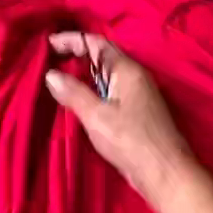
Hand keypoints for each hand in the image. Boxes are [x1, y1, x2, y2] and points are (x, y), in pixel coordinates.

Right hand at [43, 31, 206, 208]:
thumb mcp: (97, 116)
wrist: (165, 172)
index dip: (71, 40)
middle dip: (75, 55)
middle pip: (102, 57)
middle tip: (49, 60)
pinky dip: (93, 91)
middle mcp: (135, 76)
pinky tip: (80, 102)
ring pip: (106, 76)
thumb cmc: (131, 141)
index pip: (96, 43)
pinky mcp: (138, 112)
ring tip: (58, 79)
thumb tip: (51, 74)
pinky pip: (111, 92)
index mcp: (127, 70)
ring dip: (83, 75)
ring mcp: (138, 94)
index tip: (48, 43)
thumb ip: (73, 93)